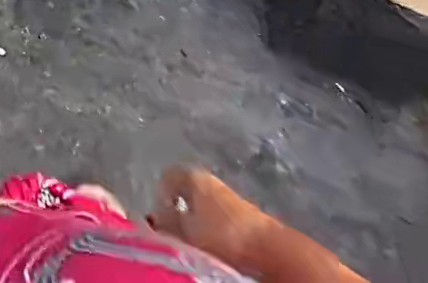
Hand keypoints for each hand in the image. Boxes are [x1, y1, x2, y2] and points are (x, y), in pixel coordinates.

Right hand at [148, 167, 274, 268]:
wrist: (276, 252)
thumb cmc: (224, 234)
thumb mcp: (187, 231)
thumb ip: (166, 222)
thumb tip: (151, 218)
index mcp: (192, 175)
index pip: (166, 176)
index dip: (160, 196)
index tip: (163, 218)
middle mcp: (211, 180)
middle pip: (186, 192)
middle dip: (180, 211)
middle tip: (179, 233)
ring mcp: (231, 197)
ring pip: (205, 207)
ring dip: (199, 223)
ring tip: (199, 244)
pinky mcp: (248, 217)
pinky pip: (221, 219)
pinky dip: (216, 231)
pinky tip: (219, 247)